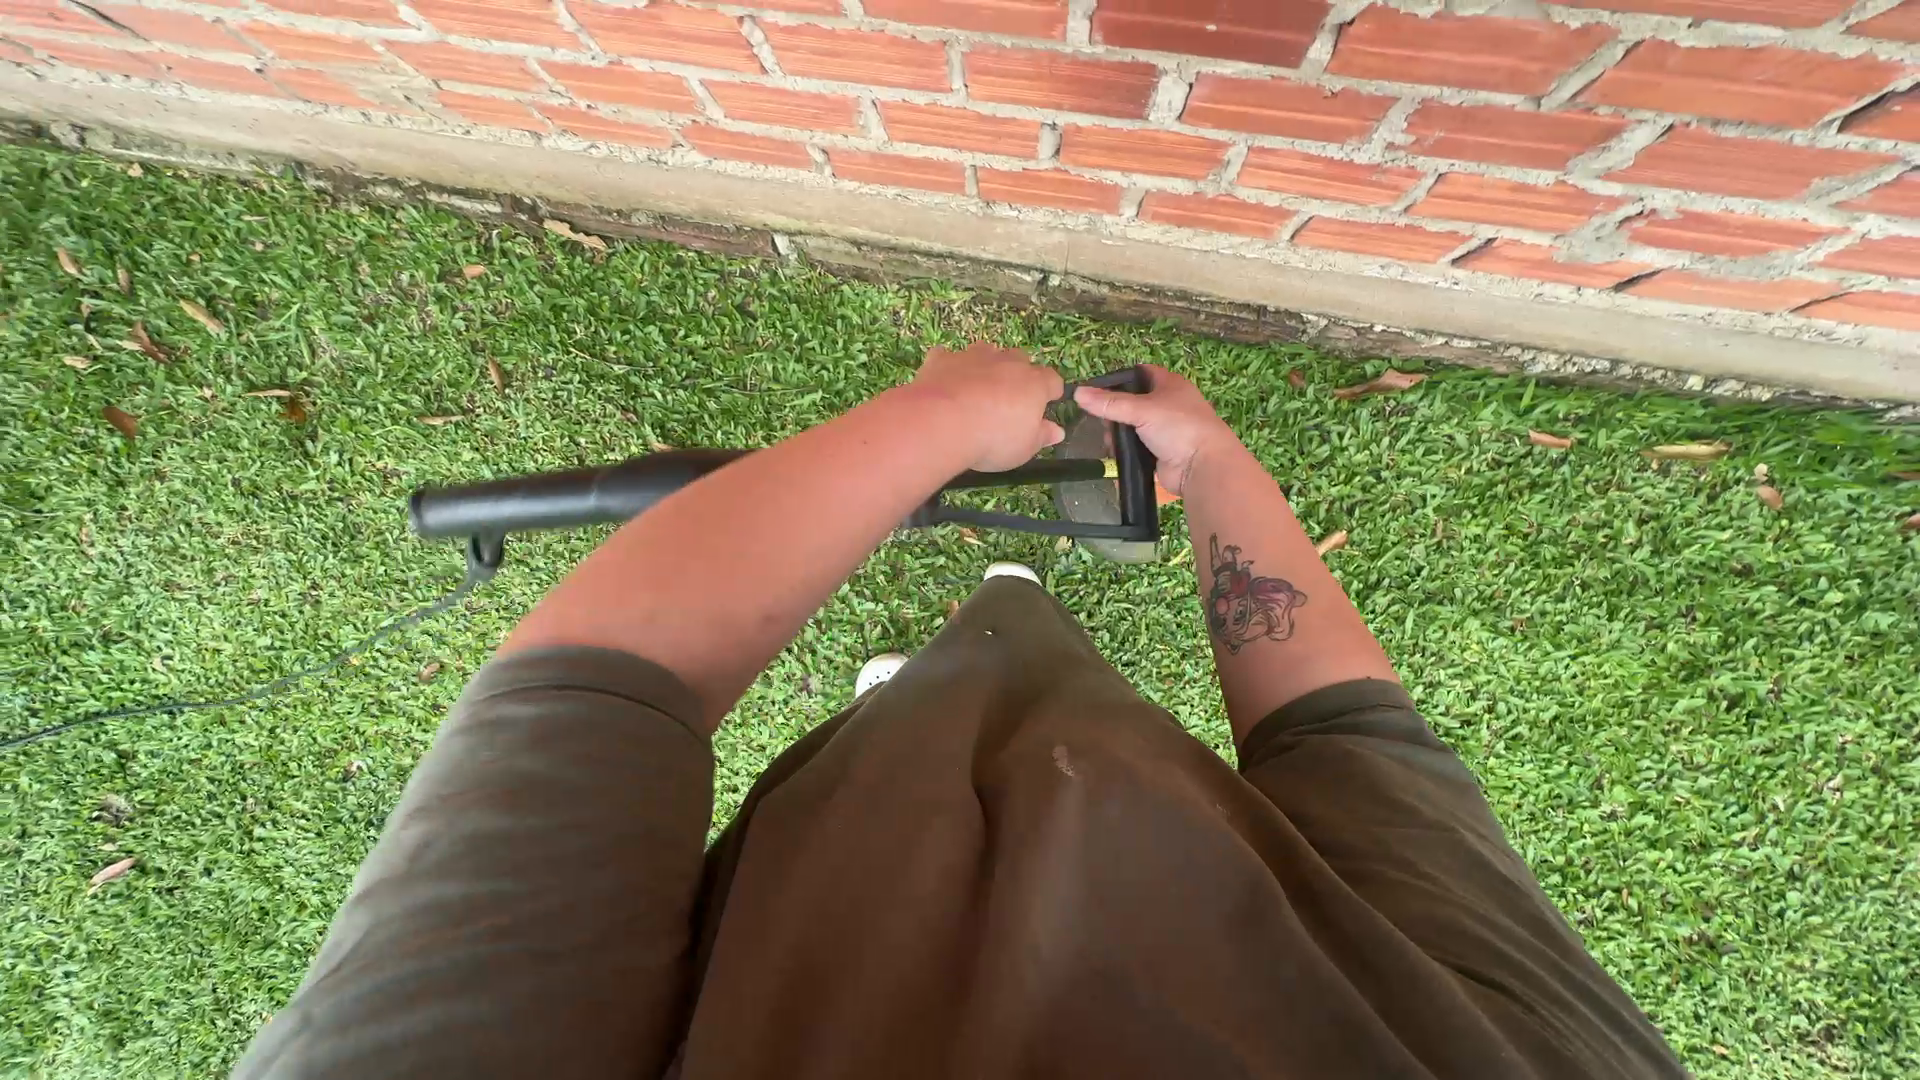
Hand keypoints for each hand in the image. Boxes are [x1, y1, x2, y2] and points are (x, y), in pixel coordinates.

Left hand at [910, 343, 1065, 471]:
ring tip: (979, 386)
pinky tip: (945, 382)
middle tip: (1010, 397)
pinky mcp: (943, 360)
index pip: (1052, 380)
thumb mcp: (1024, 448)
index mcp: (1033, 383)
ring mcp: (973, 357)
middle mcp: (1006, 362)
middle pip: (1020, 359)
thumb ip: (1041, 437)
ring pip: (986, 351)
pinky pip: (948, 357)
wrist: (942, 423)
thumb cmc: (993, 439)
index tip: (1049, 400)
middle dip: (1018, 373)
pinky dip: (949, 367)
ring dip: (986, 365)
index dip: (1051, 390)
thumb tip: (1057, 432)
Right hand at [1074, 364, 1238, 496]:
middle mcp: (1168, 404)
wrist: (1202, 466)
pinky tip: (1114, 452)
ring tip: (1107, 439)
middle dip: (1114, 411)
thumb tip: (1078, 393)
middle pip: (1133, 402)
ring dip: (1118, 432)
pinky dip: (1125, 449)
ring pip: (1132, 426)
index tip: (1097, 389)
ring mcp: (1164, 429)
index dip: (1119, 378)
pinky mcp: (1159, 451)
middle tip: (1100, 419)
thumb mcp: (1142, 409)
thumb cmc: (1178, 427)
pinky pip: (1136, 446)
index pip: (1140, 373)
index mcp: (1170, 384)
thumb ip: (1109, 403)